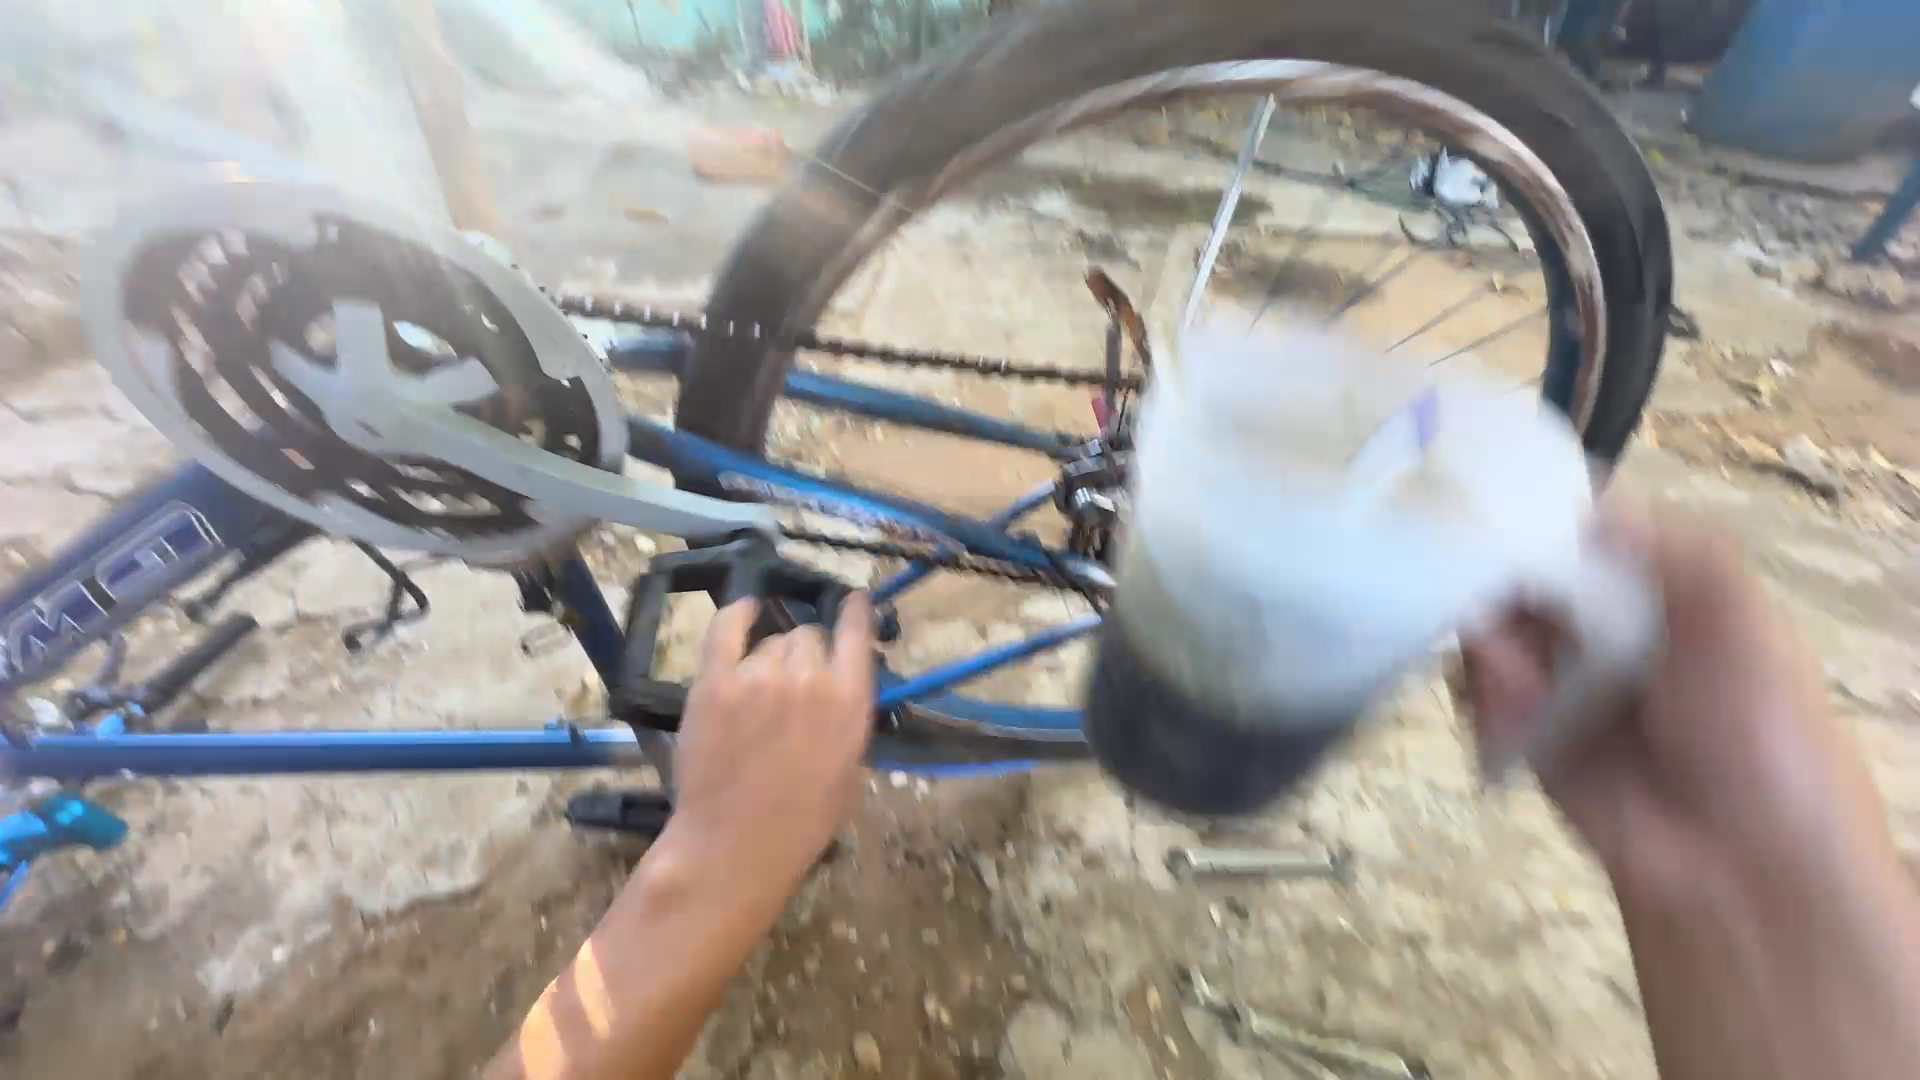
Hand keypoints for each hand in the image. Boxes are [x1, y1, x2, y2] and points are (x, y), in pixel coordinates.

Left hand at [665, 593, 877, 887]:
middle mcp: (809, 677)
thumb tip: (841, 683)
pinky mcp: (715, 681)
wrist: (736, 845)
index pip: (856, 632)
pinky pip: (727, 628)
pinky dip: (738, 613)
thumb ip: (849, 714)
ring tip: (762, 692)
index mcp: (850, 699)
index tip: (854, 601)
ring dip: (773, 657)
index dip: (856, 611)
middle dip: (808, 656)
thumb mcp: (851, 765)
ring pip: (773, 642)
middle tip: (795, 687)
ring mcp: (760, 675)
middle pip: (809, 637)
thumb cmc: (803, 819)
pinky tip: (746, 609)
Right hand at [1457, 506, 1900, 906]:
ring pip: (1481, 634)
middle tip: (1493, 613)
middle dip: (1493, 593)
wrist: (1733, 864)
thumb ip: (1682, 560)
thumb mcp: (1745, 633)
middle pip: (1510, 583)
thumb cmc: (1756, 738)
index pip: (1570, 540)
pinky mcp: (1514, 723)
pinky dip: (1482, 698)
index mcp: (1646, 597)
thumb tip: (1587, 507)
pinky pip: (1470, 690)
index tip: (1488, 519)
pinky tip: (1514, 717)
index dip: (1529, 525)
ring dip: (1490, 655)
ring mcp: (1547, 677)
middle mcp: (1590, 630)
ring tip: (1519, 689)